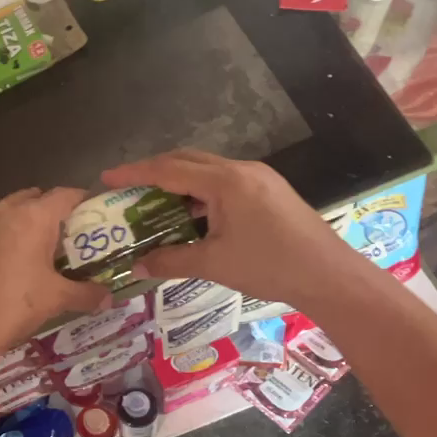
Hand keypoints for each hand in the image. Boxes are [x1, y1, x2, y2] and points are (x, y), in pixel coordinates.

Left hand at [0, 183, 108, 359]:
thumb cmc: (15, 309)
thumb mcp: (57, 300)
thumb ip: (87, 294)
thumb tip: (109, 297)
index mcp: (36, 219)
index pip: (66, 196)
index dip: (82, 200)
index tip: (91, 211)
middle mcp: (5, 210)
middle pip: (34, 198)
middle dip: (49, 210)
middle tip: (60, 234)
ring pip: (3, 205)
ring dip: (18, 213)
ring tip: (27, 232)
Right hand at [102, 149, 377, 308]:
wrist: (329, 276)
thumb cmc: (269, 266)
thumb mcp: (212, 264)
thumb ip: (170, 261)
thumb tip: (136, 267)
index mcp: (225, 182)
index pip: (169, 169)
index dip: (135, 173)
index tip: (107, 178)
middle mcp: (241, 171)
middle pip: (187, 161)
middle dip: (153, 171)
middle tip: (126, 188)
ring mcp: (258, 179)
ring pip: (207, 171)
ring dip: (177, 183)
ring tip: (151, 203)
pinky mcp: (268, 192)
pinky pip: (223, 183)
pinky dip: (199, 194)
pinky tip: (189, 216)